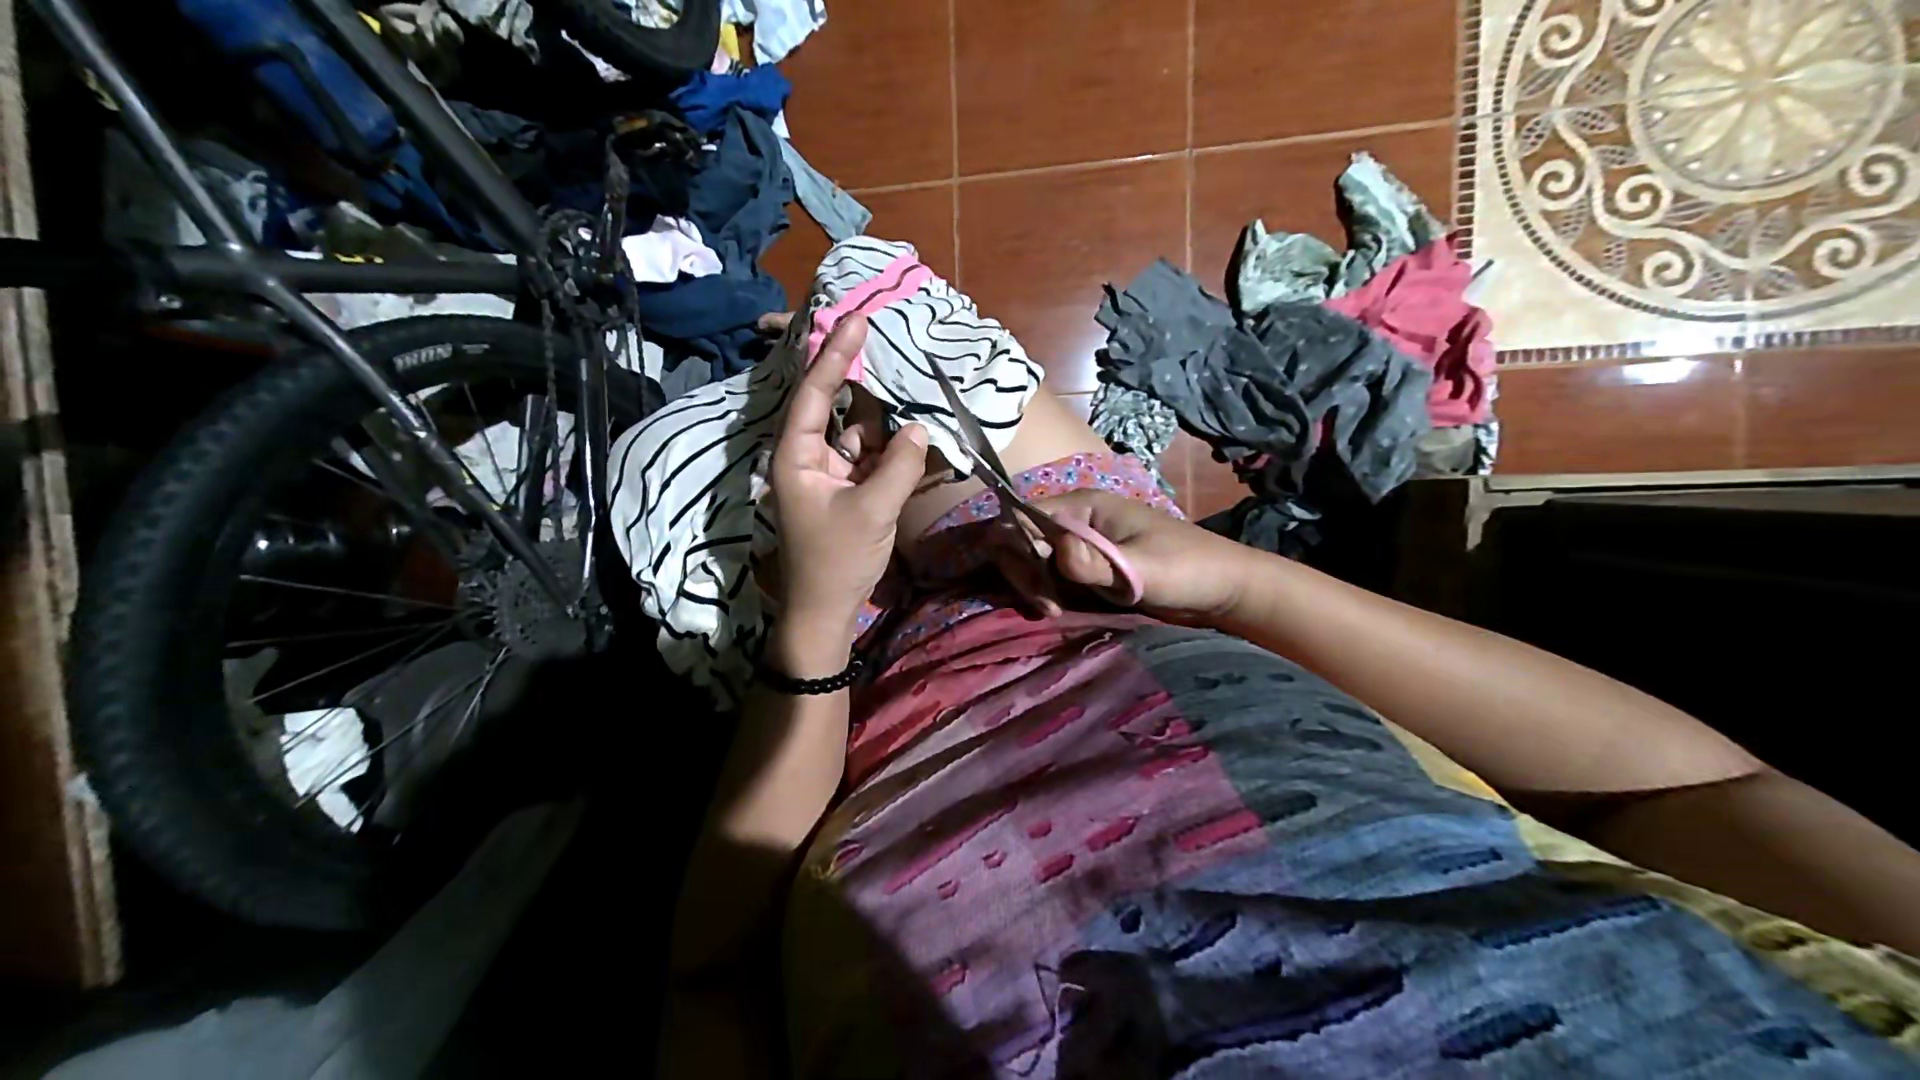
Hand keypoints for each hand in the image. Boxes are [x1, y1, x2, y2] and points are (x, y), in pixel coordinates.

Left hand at [768, 314, 927, 670]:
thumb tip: (922, 428)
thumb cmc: (836, 561)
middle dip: (857, 377)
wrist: (824, 612)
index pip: (815, 394)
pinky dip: (891, 449)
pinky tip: (915, 435)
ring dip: (883, 418)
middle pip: (834, 407)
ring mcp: (829, 475)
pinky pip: (870, 459)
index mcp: (796, 457)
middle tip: (882, 339)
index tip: (857, 321)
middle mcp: (809, 458)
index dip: (835, 355)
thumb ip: (899, 465)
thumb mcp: (872, 510)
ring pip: (857, 434)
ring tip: (911, 388)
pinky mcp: (847, 492)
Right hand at [1029, 490, 1257, 622]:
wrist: (1221, 589)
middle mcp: (1076, 520)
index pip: (1025, 516)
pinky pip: (1050, 574)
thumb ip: (1098, 561)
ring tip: (1051, 611)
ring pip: (1032, 558)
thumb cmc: (1187, 568)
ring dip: (1032, 584)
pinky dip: (1044, 591)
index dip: (1017, 547)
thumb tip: (1056, 552)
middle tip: (1045, 606)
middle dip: (1023, 571)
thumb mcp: (1143, 568)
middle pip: (1022, 537)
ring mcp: (1080, 544)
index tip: (1036, 585)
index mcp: (1086, 506)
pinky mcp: (1087, 567)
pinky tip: (1055, 610)